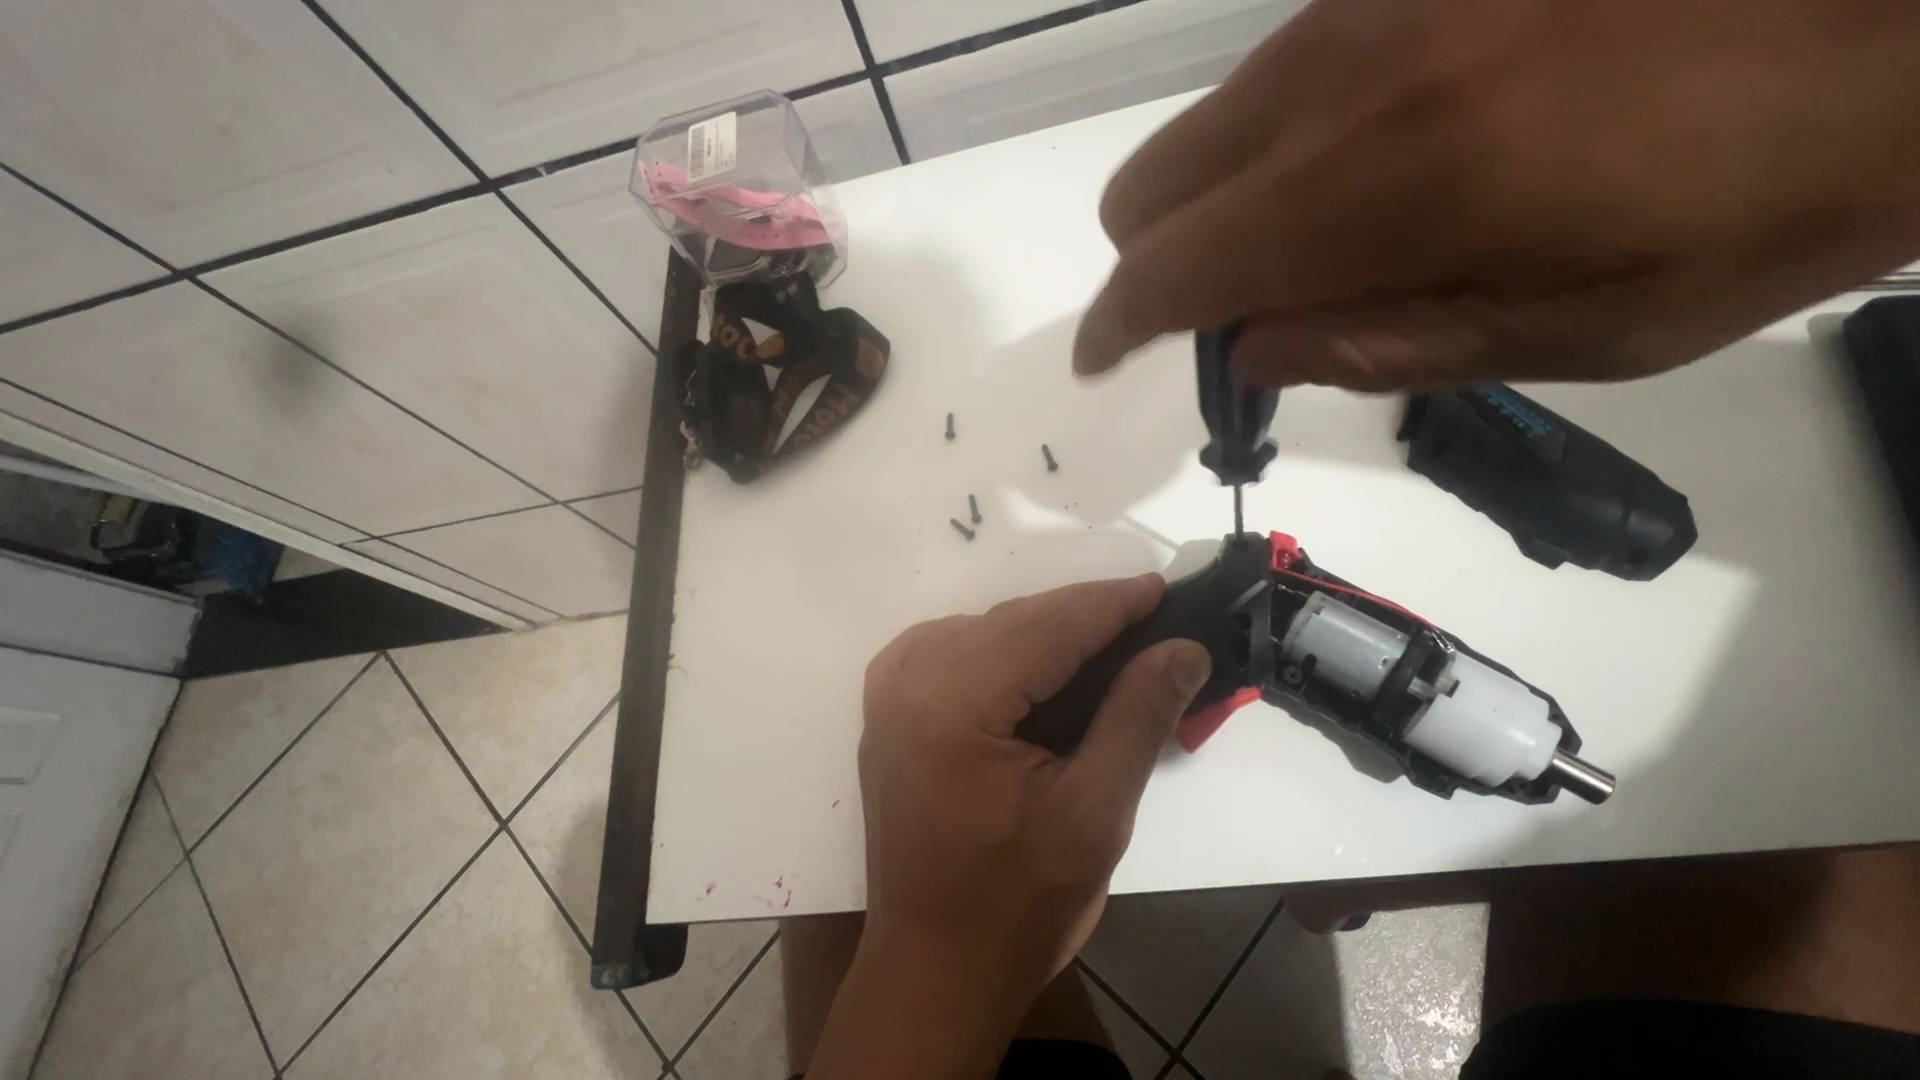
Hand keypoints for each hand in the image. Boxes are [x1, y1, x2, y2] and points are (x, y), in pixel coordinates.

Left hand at [858, 575, 1210, 984]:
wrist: (934, 969)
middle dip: (1079, 613)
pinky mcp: (886, 717)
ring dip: (1040, 627)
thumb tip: (1181, 650)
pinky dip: (995, 645)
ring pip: (978, 631)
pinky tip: (1030, 658)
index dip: (1109, 606)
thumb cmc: (1018, 904)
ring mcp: (887, 698)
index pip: (1045, 629)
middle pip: (1009, 622)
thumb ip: (1136, 717)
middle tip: (1146, 611)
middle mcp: (907, 683)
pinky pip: (946, 651)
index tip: (1160, 588)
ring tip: (1103, 635)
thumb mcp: (1094, 812)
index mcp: (950, 703)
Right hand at [1075, 0, 1919, 388]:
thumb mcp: (1557, 336)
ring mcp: (1364, 11)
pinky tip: (1359, 178)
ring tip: (1306, 253)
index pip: (1169, 271)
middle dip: (1155, 269)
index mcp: (1377, 188)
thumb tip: (1246, 346)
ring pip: (1200, 135)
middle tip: (1220, 316)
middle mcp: (1337, 82)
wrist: (1915, 4)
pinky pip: (1269, 87)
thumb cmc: (1746, 206)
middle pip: (1147, 191)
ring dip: (1213, 210)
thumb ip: (1368, 346)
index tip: (1100, 361)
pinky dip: (1269, 155)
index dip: (1116, 326)